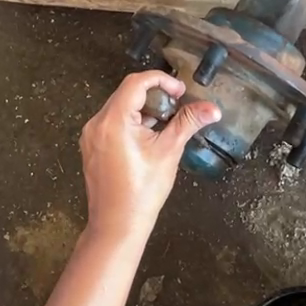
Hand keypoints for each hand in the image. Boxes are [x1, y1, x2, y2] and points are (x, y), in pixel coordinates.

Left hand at [80, 70, 220, 241]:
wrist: (117, 225)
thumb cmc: (144, 190)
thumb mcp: (169, 151)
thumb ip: (188, 122)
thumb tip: (214, 109)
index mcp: (114, 120)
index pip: (136, 82)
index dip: (161, 80)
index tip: (180, 93)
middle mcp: (97, 123)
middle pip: (126, 93)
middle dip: (154, 95)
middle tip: (176, 107)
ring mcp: (91, 136)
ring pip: (119, 107)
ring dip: (143, 109)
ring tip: (164, 124)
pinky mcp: (91, 147)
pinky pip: (111, 122)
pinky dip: (131, 121)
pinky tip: (148, 138)